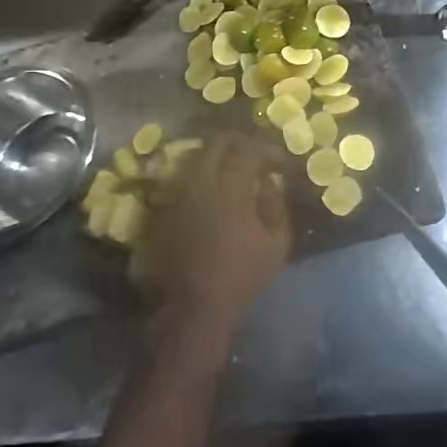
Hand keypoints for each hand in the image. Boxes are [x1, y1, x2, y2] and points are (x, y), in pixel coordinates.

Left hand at [135, 131, 291, 325]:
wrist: (194, 305)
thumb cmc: (242, 275)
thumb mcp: (277, 243)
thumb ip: (276, 203)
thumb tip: (268, 181)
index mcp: (231, 187)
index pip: (249, 149)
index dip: (268, 150)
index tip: (280, 163)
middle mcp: (201, 181)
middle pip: (218, 142)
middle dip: (241, 143)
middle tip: (256, 157)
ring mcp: (180, 192)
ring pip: (198, 156)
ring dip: (219, 156)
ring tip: (236, 171)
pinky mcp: (166, 207)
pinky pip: (185, 177)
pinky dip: (203, 174)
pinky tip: (215, 191)